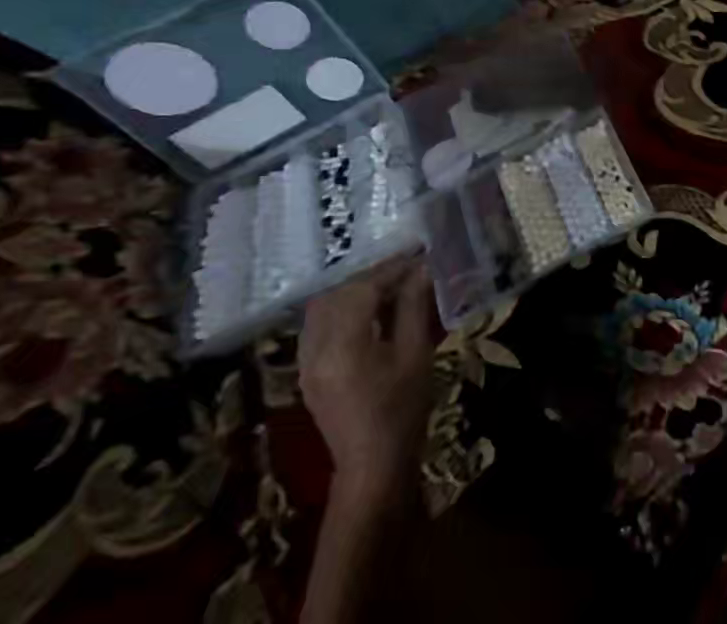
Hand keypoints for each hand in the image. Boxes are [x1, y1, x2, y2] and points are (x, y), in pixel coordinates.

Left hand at [300, 257, 437, 495]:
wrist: (373, 468)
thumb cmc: (402, 412)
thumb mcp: (416, 356)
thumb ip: (414, 308)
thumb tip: (421, 270)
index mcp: (343, 343)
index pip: (363, 288)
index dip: (391, 269)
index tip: (417, 257)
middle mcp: (315, 346)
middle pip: (338, 293)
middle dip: (372, 277)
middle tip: (404, 272)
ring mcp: (306, 360)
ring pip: (324, 307)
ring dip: (354, 291)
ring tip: (386, 289)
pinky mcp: (307, 371)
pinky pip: (318, 326)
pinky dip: (341, 310)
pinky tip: (365, 314)